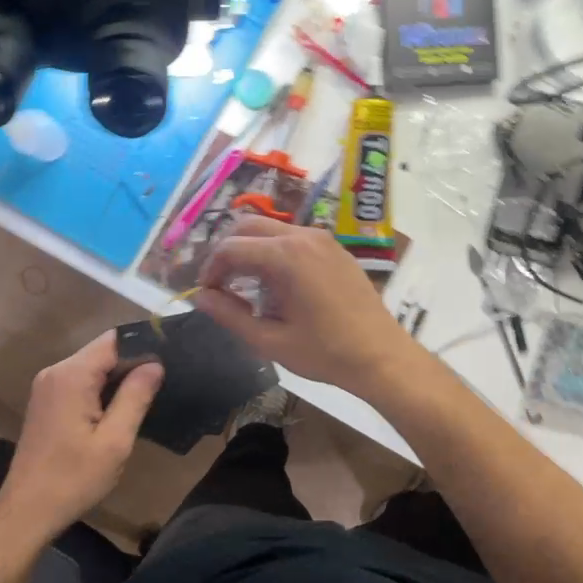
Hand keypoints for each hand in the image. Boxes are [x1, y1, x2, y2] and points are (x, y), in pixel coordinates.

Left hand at [0, 331, 163, 545]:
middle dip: (133, 363)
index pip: (114, 341)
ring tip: (149, 395)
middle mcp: (55, 372)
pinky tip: (119, 410)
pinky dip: (101, 390)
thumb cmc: (73, 479)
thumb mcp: (114, 441)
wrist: (27, 511)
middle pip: (102, 352)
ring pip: (91, 368)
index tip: (171, 359)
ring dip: (118, 379)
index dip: (143, 346)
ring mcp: (46, 387)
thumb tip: (155, 364)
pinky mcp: (45, 403)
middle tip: (165, 382)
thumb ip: (135, 397)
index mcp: (71, 376)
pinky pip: (80, 383)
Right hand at [194, 216, 422, 397]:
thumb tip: (200, 297)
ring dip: (252, 251)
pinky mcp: (336, 249)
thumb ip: (230, 315)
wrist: (382, 357)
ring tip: (247, 288)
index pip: (231, 248)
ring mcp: (323, 239)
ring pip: (272, 230)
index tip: (207, 294)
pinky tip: (278, 286)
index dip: (211, 269)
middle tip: (221, 285)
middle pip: (248, 226)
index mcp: (286, 256)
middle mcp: (303, 236)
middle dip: (228, 252)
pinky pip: (294, 238)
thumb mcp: (270, 340)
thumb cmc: (325, 353)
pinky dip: (275, 252)